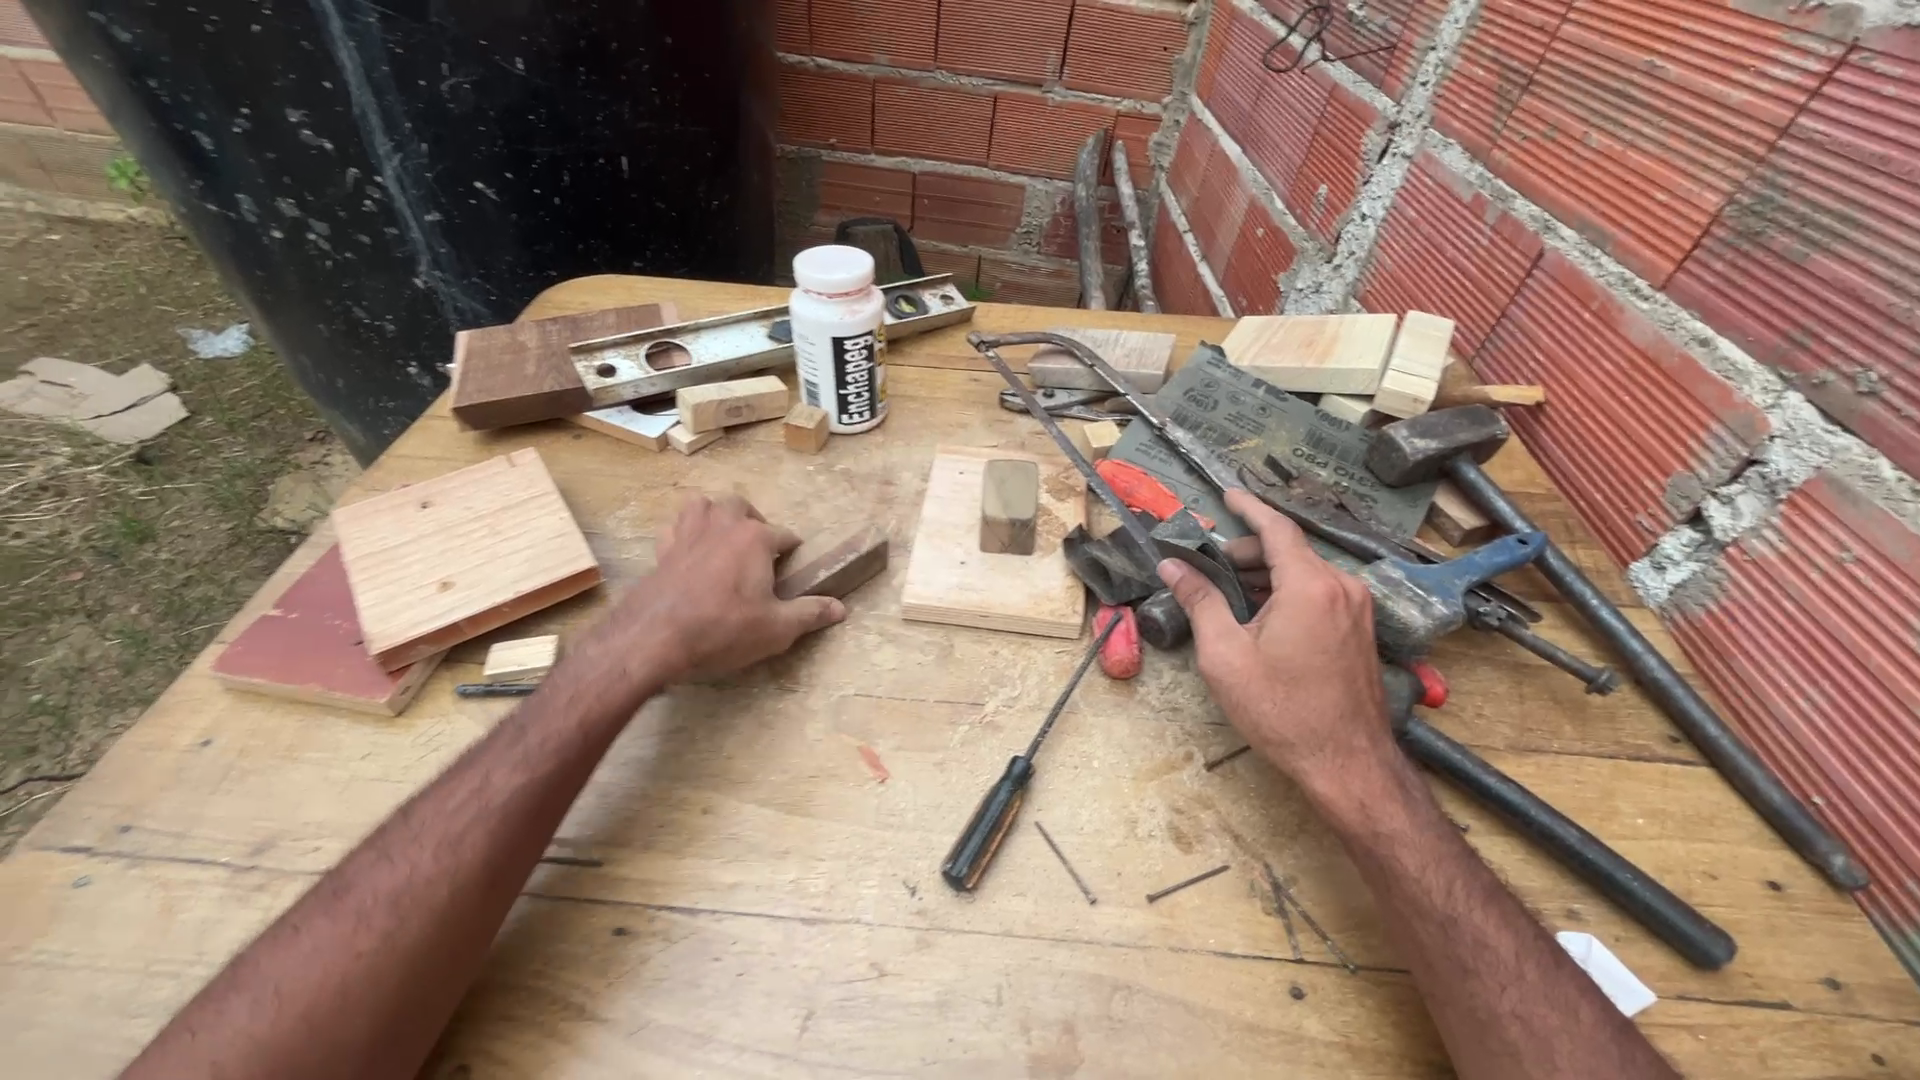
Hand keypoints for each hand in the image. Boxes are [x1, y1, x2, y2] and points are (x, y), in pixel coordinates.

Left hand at [572, 495, 845, 701]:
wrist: (654, 638)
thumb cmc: (723, 630)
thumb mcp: (777, 629)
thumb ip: (810, 614)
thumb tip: (841, 609)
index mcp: (755, 539)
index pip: (784, 535)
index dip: (792, 551)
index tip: (793, 568)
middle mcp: (722, 526)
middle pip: (741, 507)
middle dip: (753, 520)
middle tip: (758, 549)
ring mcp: (688, 535)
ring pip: (702, 505)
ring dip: (715, 515)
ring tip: (723, 537)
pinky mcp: (661, 551)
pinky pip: (674, 528)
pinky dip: (683, 532)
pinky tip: (688, 551)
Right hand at [1158, 489, 1395, 794]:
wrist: (1346, 761)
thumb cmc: (1280, 709)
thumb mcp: (1225, 655)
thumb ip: (1200, 601)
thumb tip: (1171, 566)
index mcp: (1310, 585)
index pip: (1277, 529)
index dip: (1248, 508)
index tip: (1227, 494)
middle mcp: (1342, 587)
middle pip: (1289, 550)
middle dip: (1248, 552)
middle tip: (1210, 569)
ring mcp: (1358, 609)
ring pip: (1304, 573)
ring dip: (1266, 575)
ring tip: (1230, 597)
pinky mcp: (1361, 630)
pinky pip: (1319, 594)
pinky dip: (1287, 593)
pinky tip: (1262, 617)